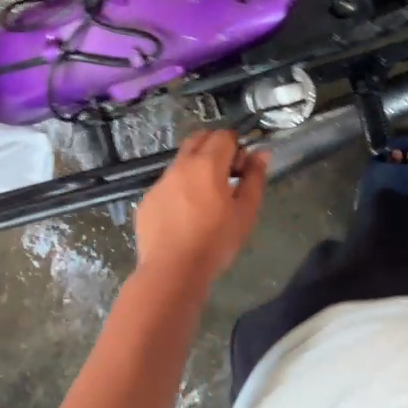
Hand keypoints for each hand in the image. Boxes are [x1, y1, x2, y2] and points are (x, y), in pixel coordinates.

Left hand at [133, 130, 266, 285]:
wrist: (172, 272)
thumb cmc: (216, 241)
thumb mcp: (246, 210)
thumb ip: (254, 177)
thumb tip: (260, 152)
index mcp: (207, 164)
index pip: (224, 135)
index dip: (237, 147)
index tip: (242, 169)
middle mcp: (180, 166)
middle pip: (198, 139)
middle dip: (214, 147)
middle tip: (226, 174)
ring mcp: (160, 183)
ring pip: (180, 161)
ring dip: (196, 168)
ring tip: (205, 198)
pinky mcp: (147, 201)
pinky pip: (166, 185)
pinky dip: (179, 189)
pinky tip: (184, 216)